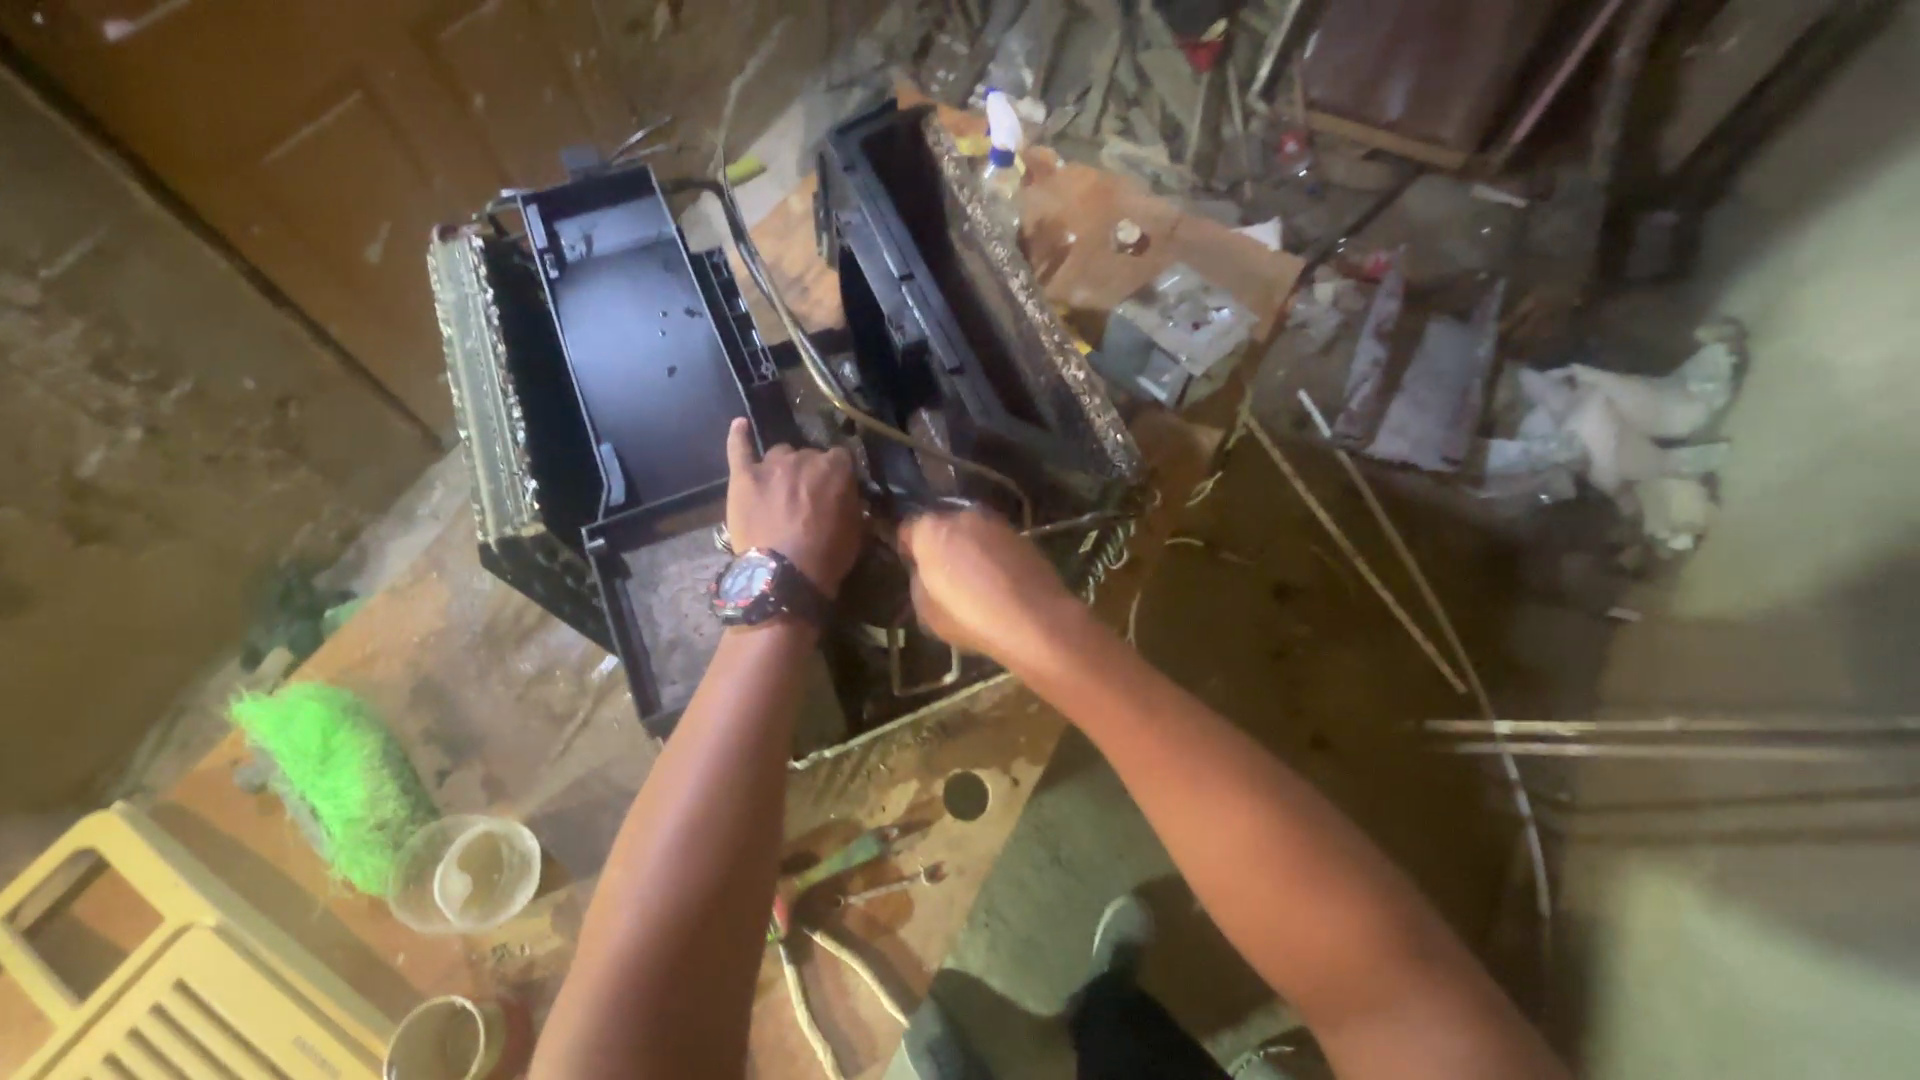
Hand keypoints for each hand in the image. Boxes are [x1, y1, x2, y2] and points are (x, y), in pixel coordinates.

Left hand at [725, 419, 861, 596]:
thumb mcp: (856, 531)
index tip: (836, 490)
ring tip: (780, 488)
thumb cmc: (826, 557)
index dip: (838, 475)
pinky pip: (739, 448)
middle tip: (808, 497)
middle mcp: (804, 457)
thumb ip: (852, 503)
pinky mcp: (744, 477)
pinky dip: (739, 436)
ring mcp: (771, 465)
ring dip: (783, 467)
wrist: (784, 576)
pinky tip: (740, 425)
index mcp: (835, 468)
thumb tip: (849, 496)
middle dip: (810, 473)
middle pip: (808, 456)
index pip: (841, 458)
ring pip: (779, 454)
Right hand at [895, 508, 1078, 658]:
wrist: (1034, 619)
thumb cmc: (971, 617)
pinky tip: (998, 580)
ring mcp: (995, 522)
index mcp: (930, 531)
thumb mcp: (927, 612)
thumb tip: (926, 573)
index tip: (914, 568)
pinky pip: (995, 541)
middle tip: (944, 574)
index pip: (908, 529)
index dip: (909, 549)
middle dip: (941, 544)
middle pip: (942, 526)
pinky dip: (992, 554)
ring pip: (971, 531)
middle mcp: (961, 516)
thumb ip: (919, 583)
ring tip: (974, 578)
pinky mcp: (1021, 534)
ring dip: (968, 547)